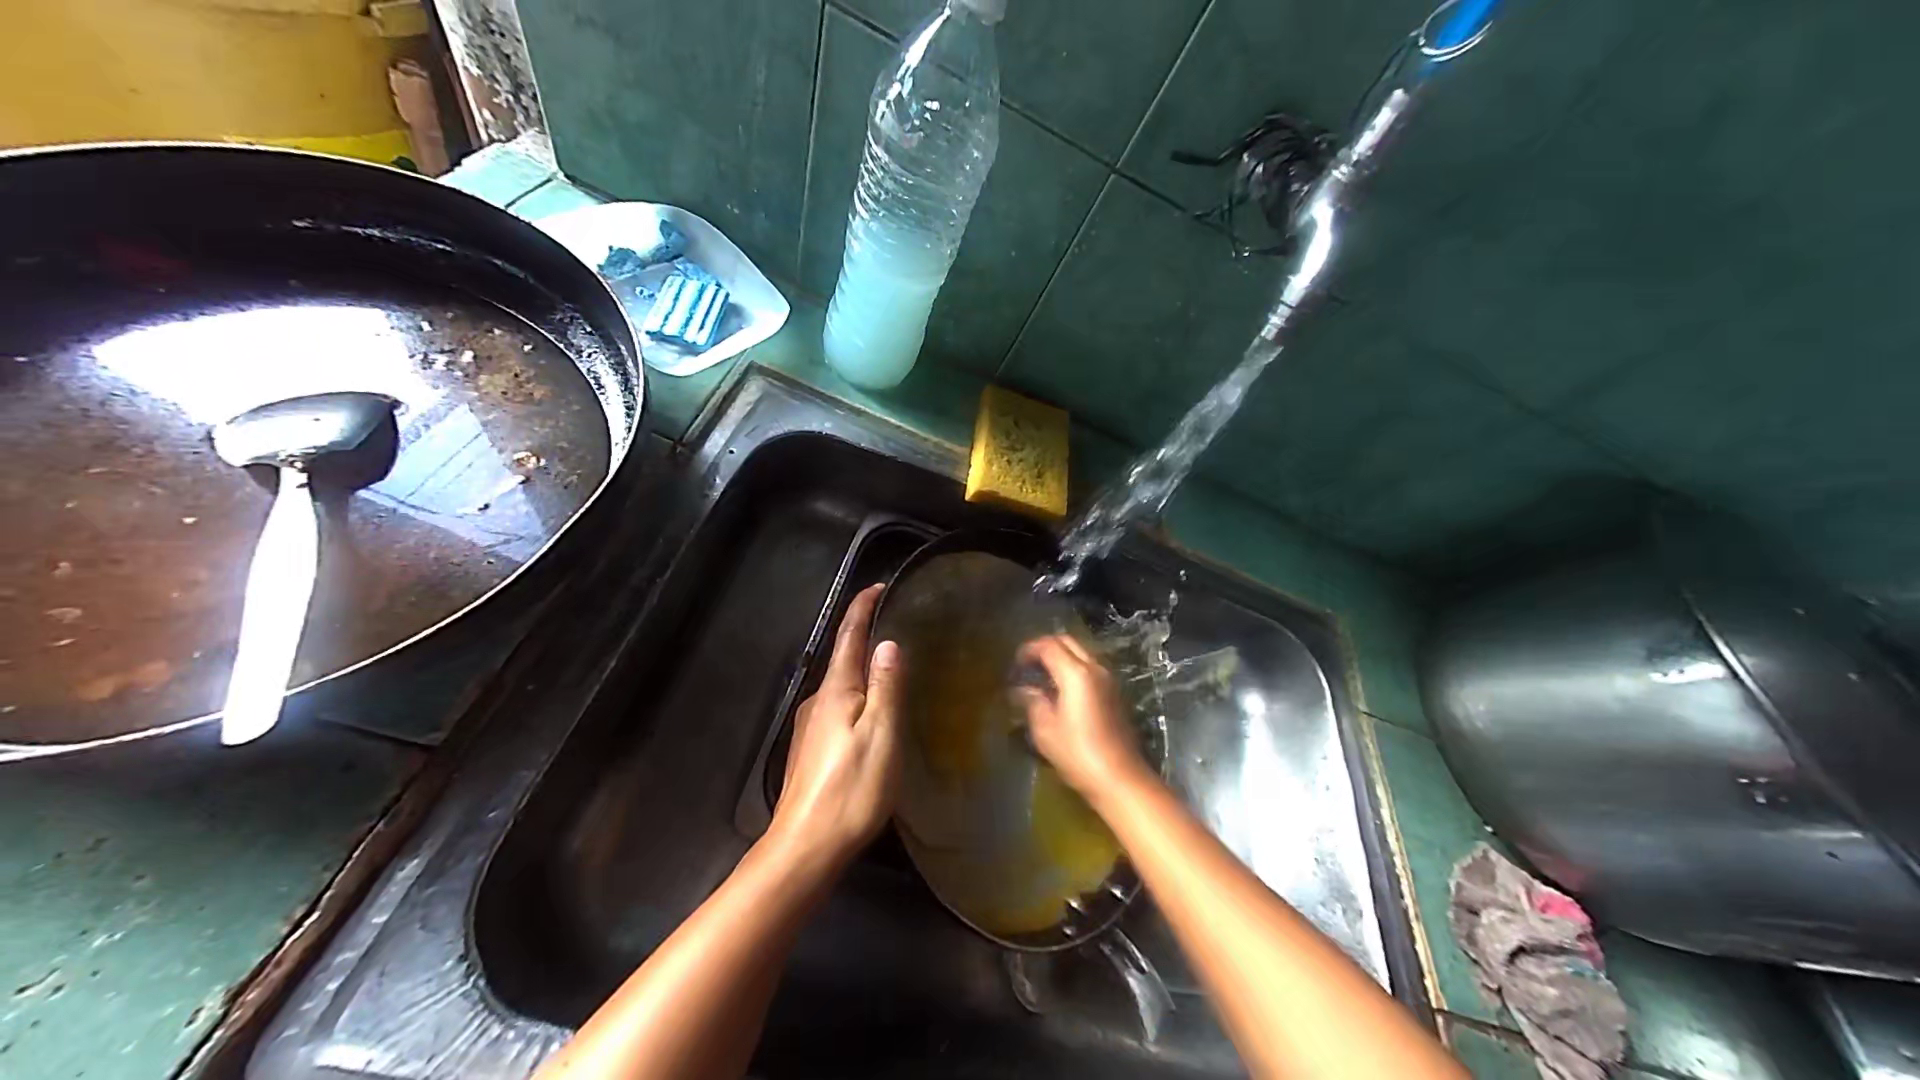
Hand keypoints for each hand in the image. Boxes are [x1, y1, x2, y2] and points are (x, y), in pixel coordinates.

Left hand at [771, 584, 902, 871]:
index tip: (878, 586)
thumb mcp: (881, 734)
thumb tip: (888, 643)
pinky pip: (838, 708)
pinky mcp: (811, 750)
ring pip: (841, 685)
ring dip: (862, 669)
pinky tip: (871, 713)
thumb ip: (886, 687)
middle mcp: (817, 701)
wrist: (806, 845)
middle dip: (864, 636)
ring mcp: (810, 726)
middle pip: (843, 658)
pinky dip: (857, 696)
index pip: (849, 636)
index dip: (862, 608)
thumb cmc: (851, 787)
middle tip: (895, 624)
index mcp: (836, 690)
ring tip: (890, 667)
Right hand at [1014, 634, 1148, 800]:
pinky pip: (1090, 668)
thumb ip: (1032, 701)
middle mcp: (1095, 668)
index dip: (1028, 649)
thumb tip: (1022, 689)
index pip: (1048, 645)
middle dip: (1045, 647)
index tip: (1015, 663)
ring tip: (1041, 679)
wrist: (1120, 777)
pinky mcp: (1115, 693)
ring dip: (1060, 658)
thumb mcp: (1045, 729)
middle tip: (1027, 666)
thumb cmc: (1078, 753)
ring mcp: (1108, 680)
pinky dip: (1072, 669)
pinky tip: (1060, 692)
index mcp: (1076, 674)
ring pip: (1081, 653)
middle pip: (1067, 642)